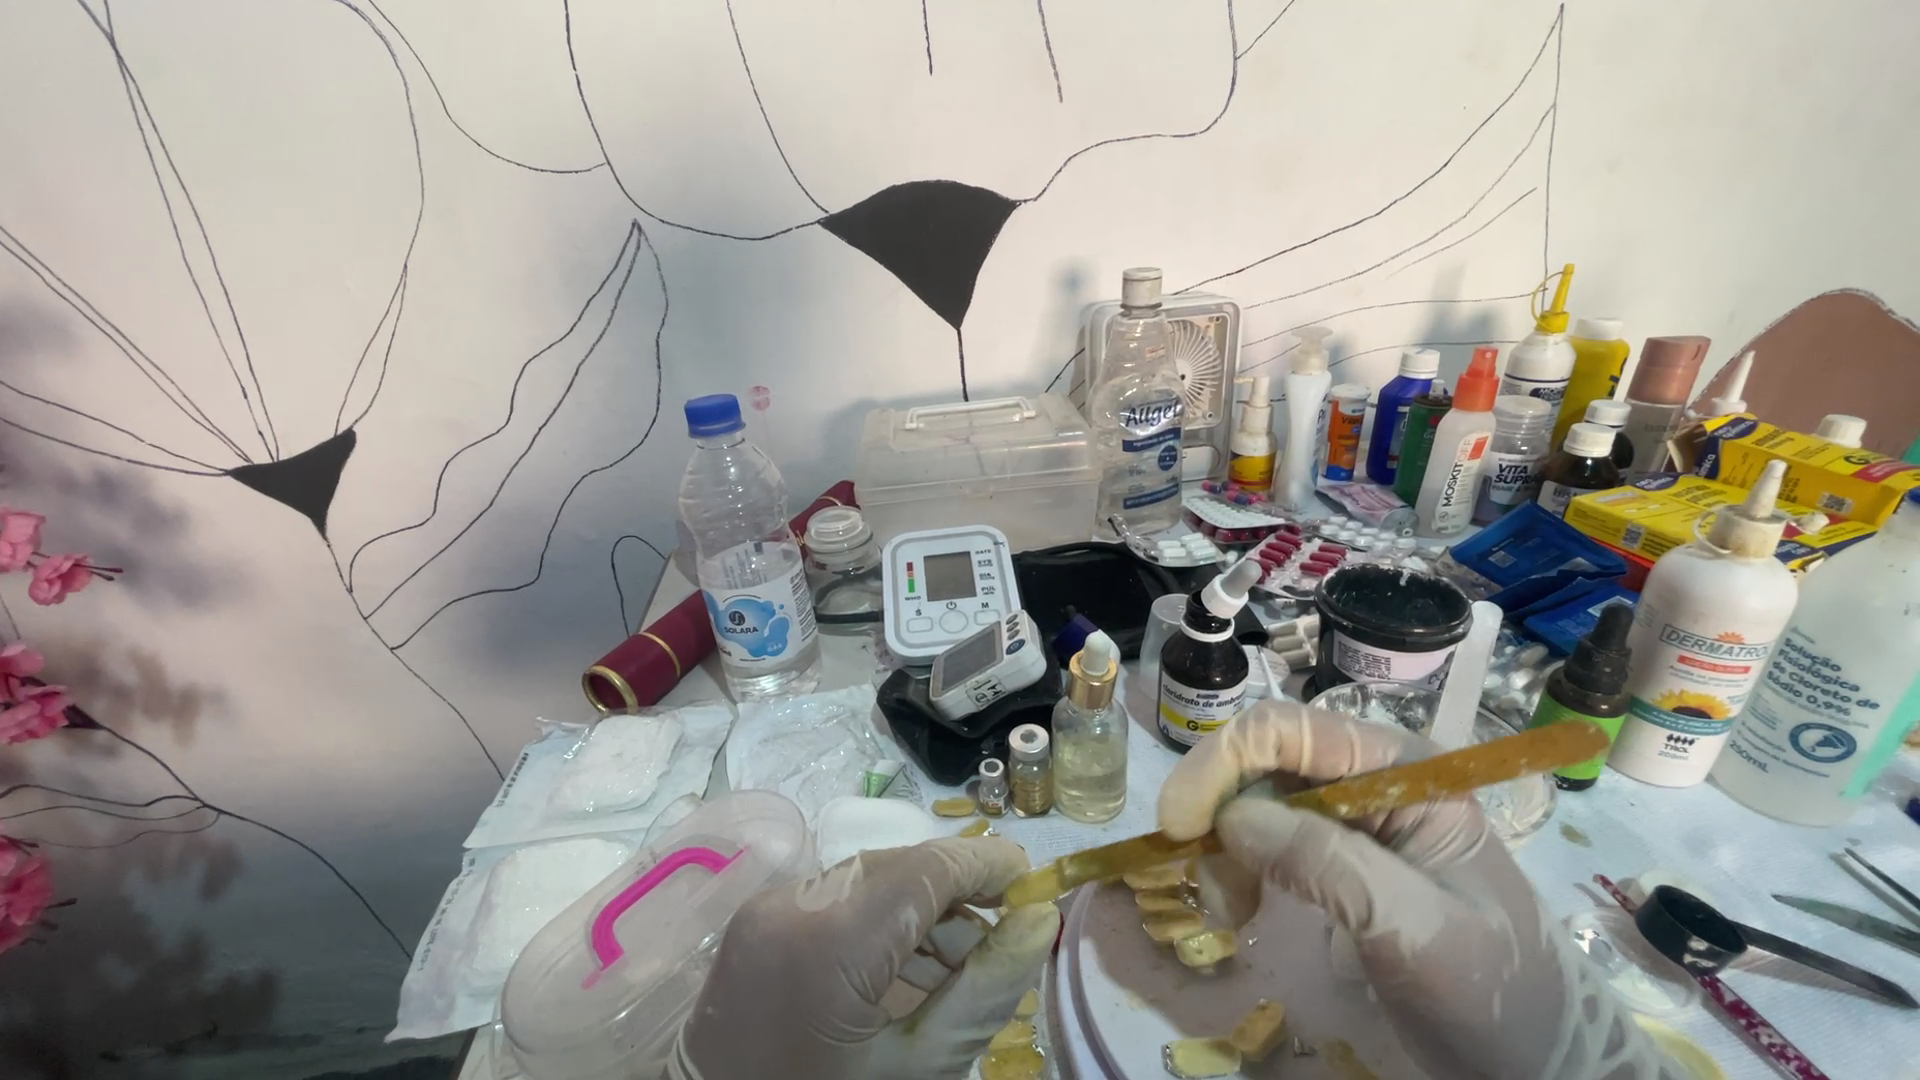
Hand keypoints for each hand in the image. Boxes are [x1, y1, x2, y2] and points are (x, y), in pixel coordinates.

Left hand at [669, 836, 1058, 1079]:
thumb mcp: (918, 1070)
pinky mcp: (758, 921)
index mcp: (825, 941)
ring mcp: (766, 909)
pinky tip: (915, 965)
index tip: (1032, 879)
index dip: (985, 865)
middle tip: (1007, 928)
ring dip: (923, 909)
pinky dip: (882, 919)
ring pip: (869, 880)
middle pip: (898, 869)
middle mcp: (789, 903)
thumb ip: (984, 990)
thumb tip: (1040, 921)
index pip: (924, 870)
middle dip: (957, 892)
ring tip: (966, 963)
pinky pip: (837, 899)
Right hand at [1159, 700, 1677, 1079]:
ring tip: (1223, 908)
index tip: (1178, 822)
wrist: (1537, 1060)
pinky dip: (1236, 864)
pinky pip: (1264, 835)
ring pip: (1253, 797)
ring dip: (1222, 844)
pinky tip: (1238, 904)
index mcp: (1401, 768)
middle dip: (1217, 808)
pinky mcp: (1336, 850)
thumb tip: (1232, 818)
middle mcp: (1369, 775)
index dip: (1221, 761)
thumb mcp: (1416, 929)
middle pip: (1262, 758)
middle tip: (1191, 868)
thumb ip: (1328, 864)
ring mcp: (1351, 812)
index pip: (1288, 730)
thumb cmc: (1495, 993)